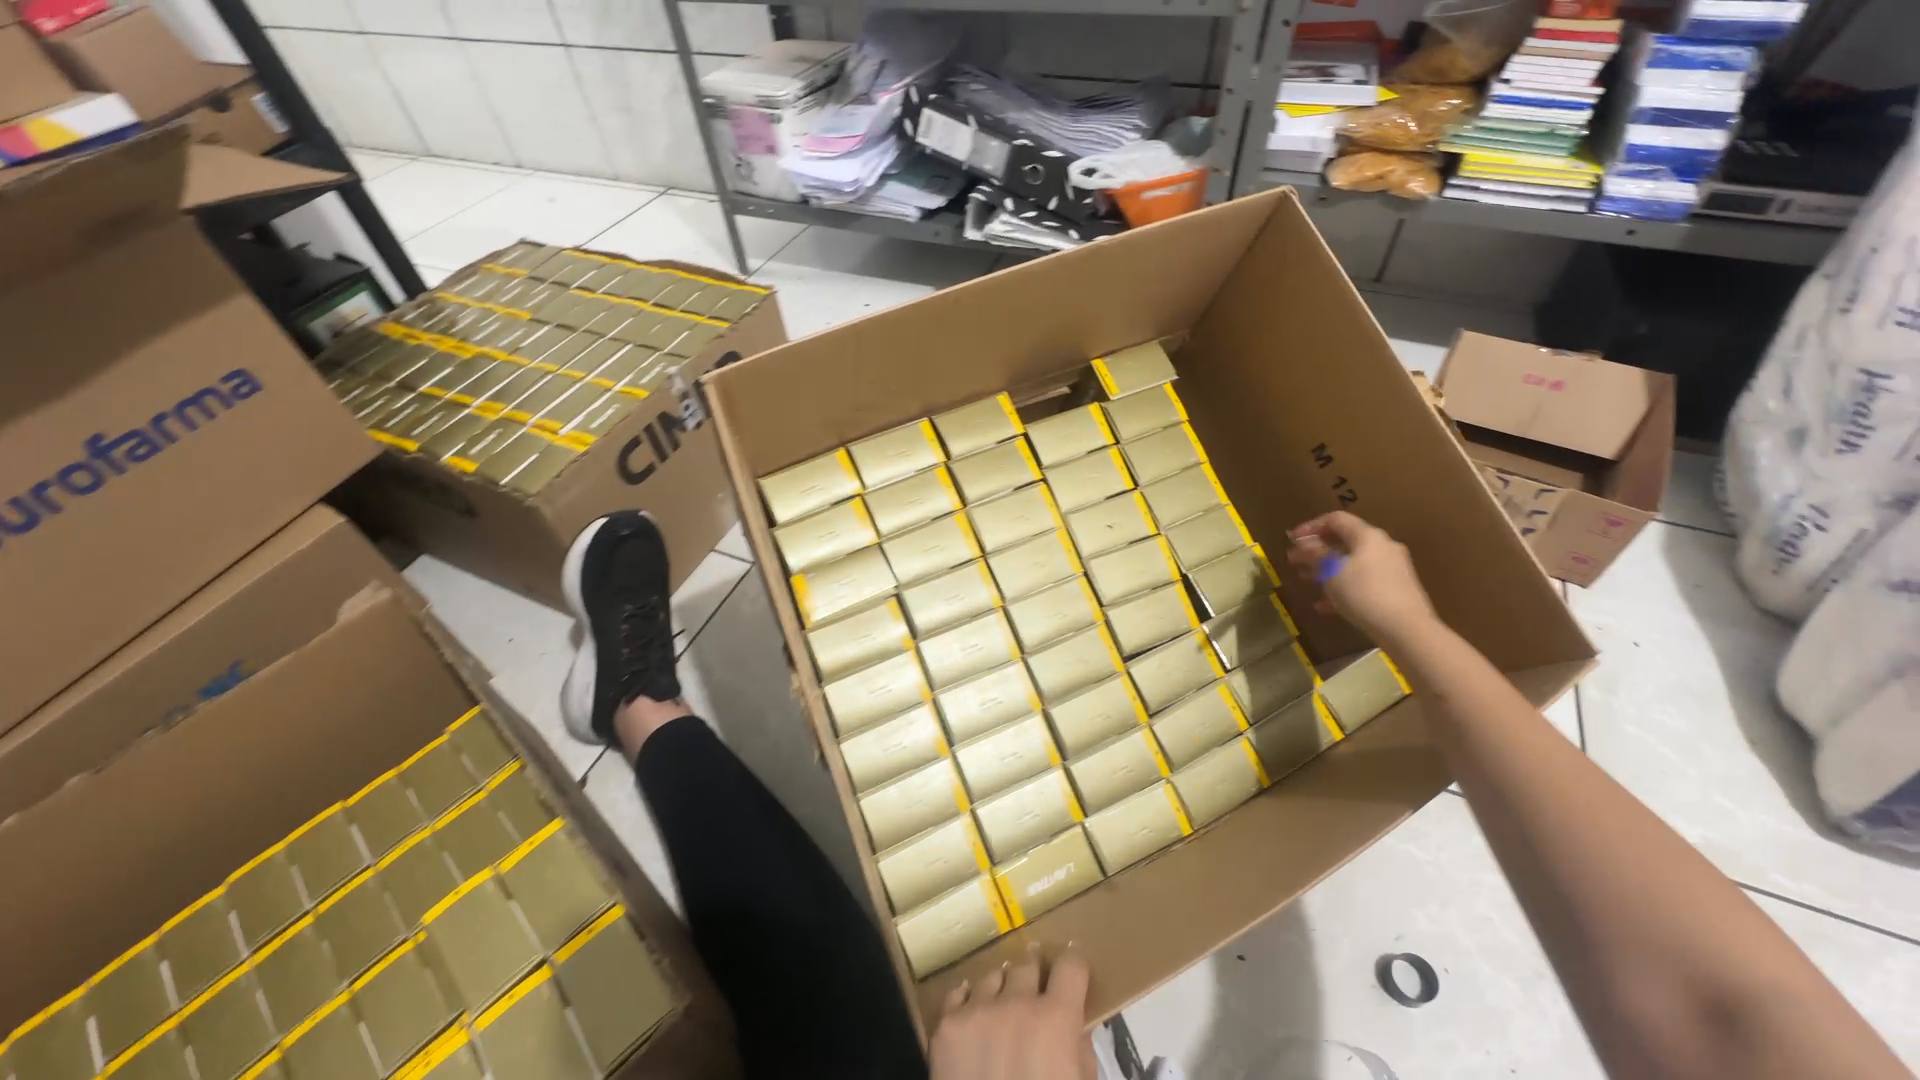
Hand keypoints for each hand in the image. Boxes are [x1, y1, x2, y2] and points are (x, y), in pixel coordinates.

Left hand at [928, 950, 1096, 1079]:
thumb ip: (1078, 1050)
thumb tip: (1073, 1026)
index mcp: (1057, 1019)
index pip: (1071, 966)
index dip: (1075, 964)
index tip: (1074, 966)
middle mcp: (1017, 1004)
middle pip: (1028, 965)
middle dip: (1036, 968)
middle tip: (1037, 968)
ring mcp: (977, 1012)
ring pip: (993, 977)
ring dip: (1003, 985)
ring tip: (1004, 995)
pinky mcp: (946, 1027)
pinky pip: (958, 993)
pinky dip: (969, 997)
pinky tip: (973, 1003)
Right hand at [1285, 511, 1437, 644]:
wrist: (1406, 629)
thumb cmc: (1364, 593)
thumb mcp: (1332, 572)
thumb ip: (1316, 554)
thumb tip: (1304, 543)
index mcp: (1368, 536)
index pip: (1336, 519)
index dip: (1311, 526)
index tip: (1291, 539)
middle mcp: (1382, 547)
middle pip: (1344, 541)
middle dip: (1317, 551)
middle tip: (1295, 561)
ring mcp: (1391, 569)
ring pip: (1352, 563)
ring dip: (1327, 569)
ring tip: (1307, 580)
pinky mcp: (1394, 590)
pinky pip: (1362, 583)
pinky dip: (1342, 588)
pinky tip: (1324, 606)